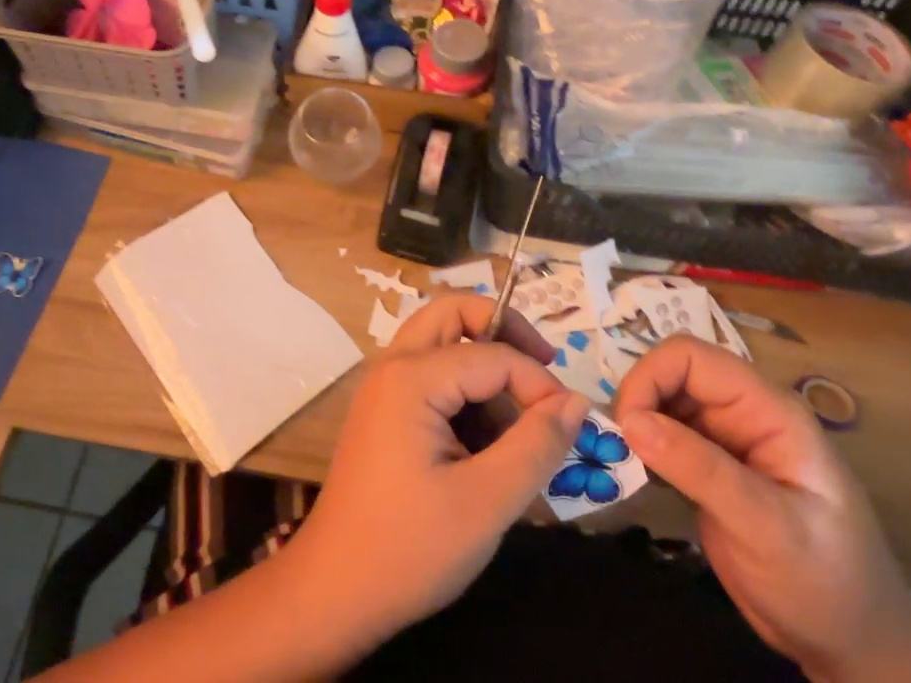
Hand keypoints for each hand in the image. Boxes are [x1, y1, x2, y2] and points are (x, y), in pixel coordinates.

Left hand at [287, 296, 588, 640]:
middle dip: (506, 335)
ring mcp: (383, 392)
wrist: (333, 593)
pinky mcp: (384, 418)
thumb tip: (577, 401)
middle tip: (545, 376)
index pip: (495, 354)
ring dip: (485, 371)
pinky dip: (464, 398)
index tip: (569, 428)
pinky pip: (431, 382)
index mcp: (411, 378)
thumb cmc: (409, 548)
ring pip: (443, 347)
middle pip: (454, 316)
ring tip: (514, 436)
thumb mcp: (488, 500)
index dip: (540, 385)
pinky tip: (485, 454)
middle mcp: (392, 369)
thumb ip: (537, 444)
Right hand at [614, 337, 910, 682]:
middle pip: (672, 375)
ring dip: (634, 427)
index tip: (625, 426)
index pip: (692, 358)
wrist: (851, 643)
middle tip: (616, 450)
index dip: (649, 377)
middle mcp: (745, 416)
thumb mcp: (765, 525)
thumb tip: (630, 420)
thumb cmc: (824, 580)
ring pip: (663, 406)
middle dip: (636, 401)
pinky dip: (640, 451)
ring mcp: (727, 445)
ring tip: (619, 464)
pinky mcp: (710, 473)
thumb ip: (700, 469)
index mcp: (768, 411)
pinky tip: (633, 477)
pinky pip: (664, 441)